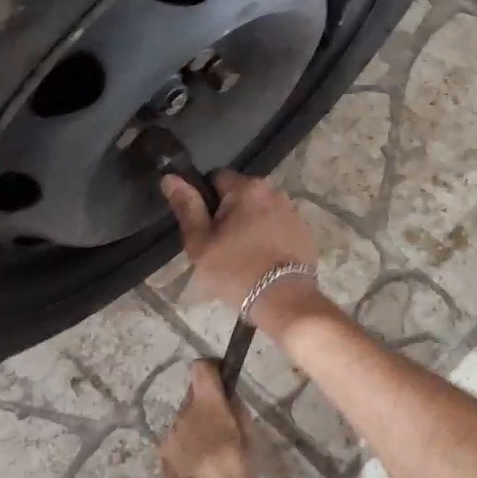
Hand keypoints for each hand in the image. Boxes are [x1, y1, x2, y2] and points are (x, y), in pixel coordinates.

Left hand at [158, 361, 258, 477]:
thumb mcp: (249, 447)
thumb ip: (239, 417)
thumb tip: (231, 398)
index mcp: (207, 407)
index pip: (202, 368)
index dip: (214, 369)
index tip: (226, 381)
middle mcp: (183, 414)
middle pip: (195, 395)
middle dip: (210, 404)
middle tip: (228, 427)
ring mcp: (169, 435)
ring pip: (187, 418)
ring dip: (200, 426)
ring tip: (216, 453)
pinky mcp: (163, 454)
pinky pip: (180, 438)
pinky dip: (190, 444)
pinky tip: (202, 467)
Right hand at [161, 171, 319, 315]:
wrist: (284, 300)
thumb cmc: (235, 270)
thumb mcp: (201, 243)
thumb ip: (187, 207)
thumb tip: (170, 177)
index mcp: (247, 188)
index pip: (217, 177)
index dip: (205, 199)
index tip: (205, 226)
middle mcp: (274, 191)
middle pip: (242, 194)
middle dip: (230, 212)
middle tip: (220, 245)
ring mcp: (293, 211)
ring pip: (261, 211)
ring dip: (251, 224)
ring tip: (243, 256)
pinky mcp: (305, 232)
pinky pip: (279, 226)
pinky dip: (269, 237)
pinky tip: (263, 261)